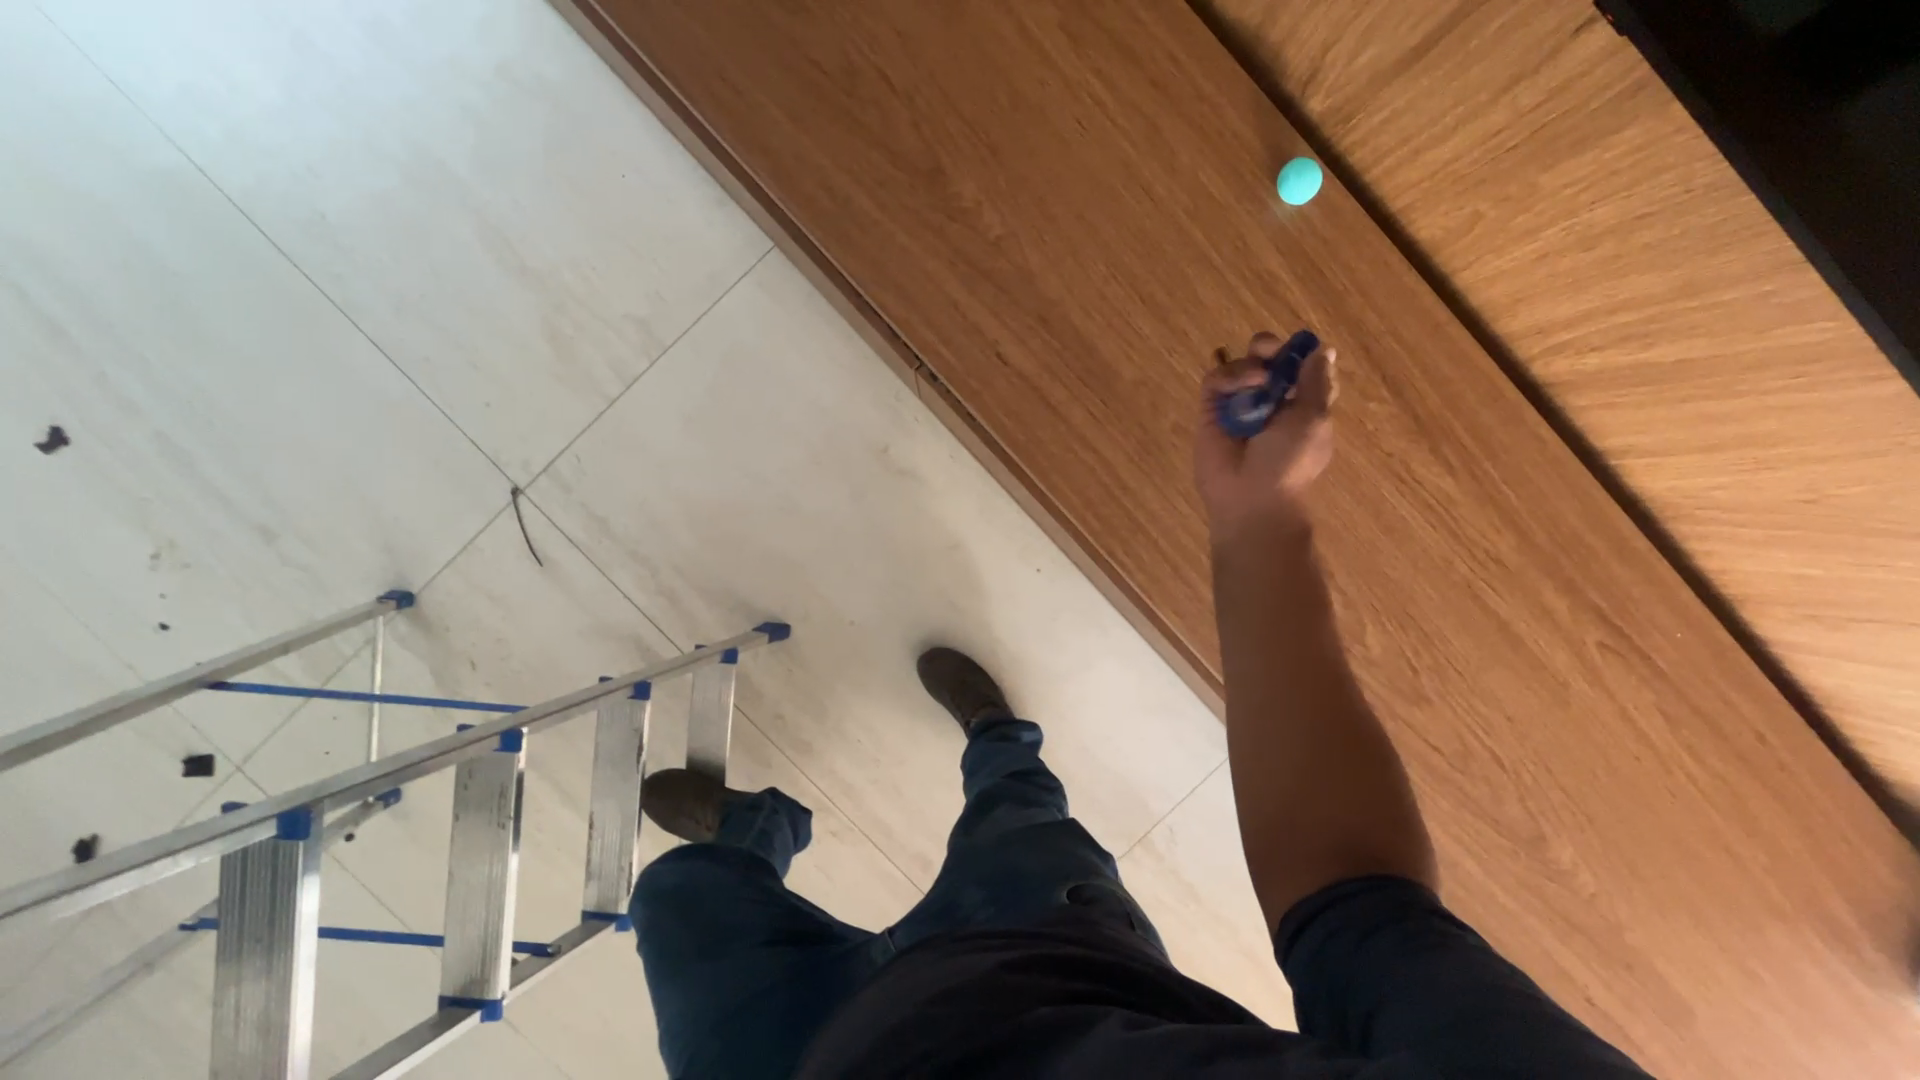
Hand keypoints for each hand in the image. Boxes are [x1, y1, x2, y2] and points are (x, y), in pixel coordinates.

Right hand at [1193, 331, 1337, 538]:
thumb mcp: (1315, 418)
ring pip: (1241, 366)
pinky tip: (1239, 388)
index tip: (1301, 353)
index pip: (1301, 370)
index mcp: (1301, 407)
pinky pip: (1215, 381)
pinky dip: (1228, 377)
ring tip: (1257, 381)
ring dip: (1250, 365)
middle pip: (1267, 360)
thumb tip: (1324, 350)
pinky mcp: (1210, 412)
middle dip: (1269, 349)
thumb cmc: (1291, 461)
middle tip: (1268, 352)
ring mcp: (1238, 407)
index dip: (1301, 356)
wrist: (1252, 498)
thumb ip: (1316, 381)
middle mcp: (1269, 403)